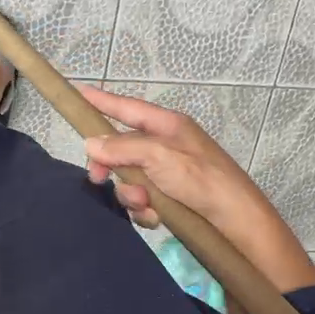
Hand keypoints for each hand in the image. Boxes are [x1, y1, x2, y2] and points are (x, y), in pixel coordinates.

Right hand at [79, 85, 253, 229]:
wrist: (235, 221)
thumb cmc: (201, 179)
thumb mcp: (159, 157)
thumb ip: (122, 148)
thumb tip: (91, 143)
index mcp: (167, 126)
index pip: (127, 108)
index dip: (102, 100)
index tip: (79, 92)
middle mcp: (166, 146)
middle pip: (122, 149)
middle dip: (110, 166)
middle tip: (97, 178)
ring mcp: (168, 174)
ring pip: (129, 179)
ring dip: (131, 194)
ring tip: (145, 204)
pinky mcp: (170, 198)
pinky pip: (143, 200)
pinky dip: (145, 210)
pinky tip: (156, 217)